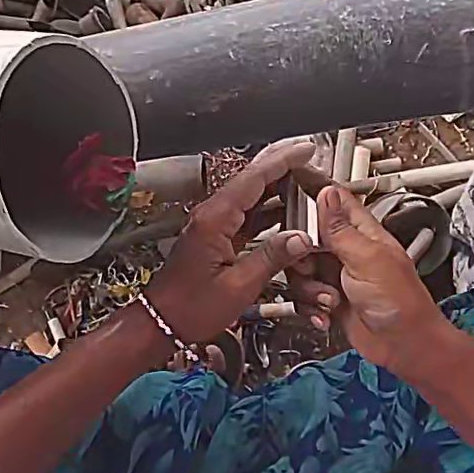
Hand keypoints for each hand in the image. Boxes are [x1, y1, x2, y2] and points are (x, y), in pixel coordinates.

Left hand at [141, 140, 315, 341]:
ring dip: (279, 187)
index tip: (305, 150)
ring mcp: (214, 225)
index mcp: (215, 220)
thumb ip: (272, 259)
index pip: (254, 178)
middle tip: (312, 161)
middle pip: (253, 180)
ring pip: (252, 196)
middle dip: (283, 167)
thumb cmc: (190, 308)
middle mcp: (213, 215)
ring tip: (307, 183)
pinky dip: (270, 209)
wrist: (161, 322)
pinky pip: (248, 214)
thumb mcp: (238, 286)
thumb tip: (302, 239)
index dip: (283, 160)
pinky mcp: (218, 237)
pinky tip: (289, 212)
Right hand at [287, 184, 453, 368]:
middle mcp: (348, 251)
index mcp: (363, 232)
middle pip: (305, 237)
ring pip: (300, 269)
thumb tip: (326, 193)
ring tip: (330, 297)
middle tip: (312, 267)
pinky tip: (327, 313)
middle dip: (301, 255)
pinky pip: (304, 295)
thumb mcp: (368, 258)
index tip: (292, 195)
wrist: (405, 348)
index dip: (313, 193)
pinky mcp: (330, 299)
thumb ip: (341, 228)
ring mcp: (337, 275)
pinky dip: (311, 306)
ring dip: (309, 287)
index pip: (334, 200)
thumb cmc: (401, 303)